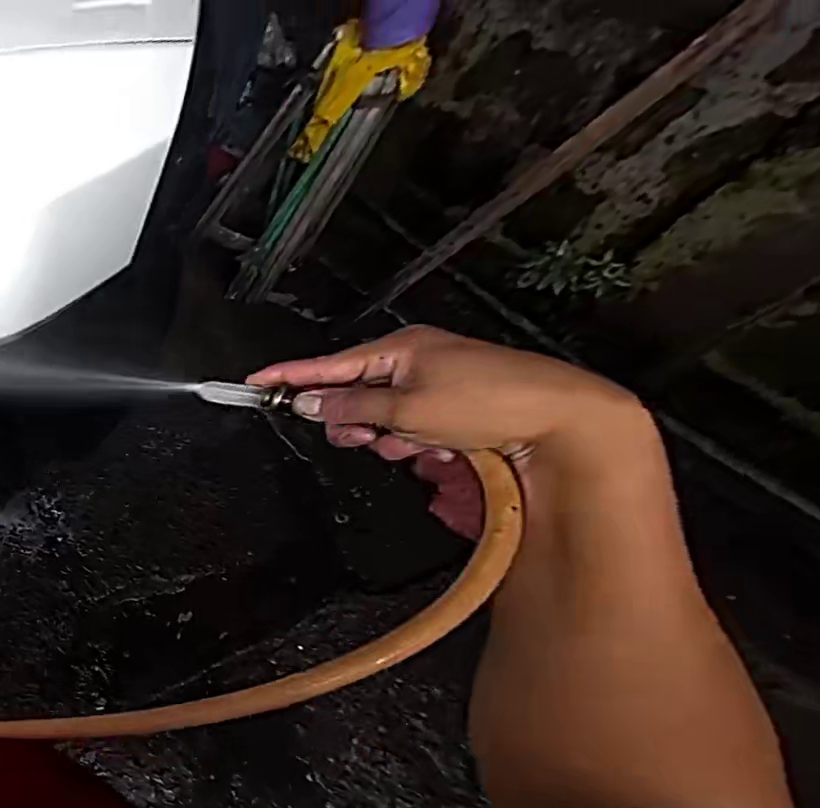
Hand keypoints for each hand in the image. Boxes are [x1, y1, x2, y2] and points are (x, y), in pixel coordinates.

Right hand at [246, 326, 642, 463]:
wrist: (566, 418)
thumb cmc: (486, 403)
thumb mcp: (405, 409)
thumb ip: (348, 406)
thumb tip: (305, 401)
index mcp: (398, 350)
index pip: (326, 364)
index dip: (287, 375)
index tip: (253, 382)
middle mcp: (410, 360)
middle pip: (347, 394)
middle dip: (349, 420)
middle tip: (364, 437)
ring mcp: (428, 380)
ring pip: (373, 413)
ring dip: (379, 434)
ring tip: (408, 444)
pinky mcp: (444, 402)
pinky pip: (400, 422)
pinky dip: (404, 438)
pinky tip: (429, 446)